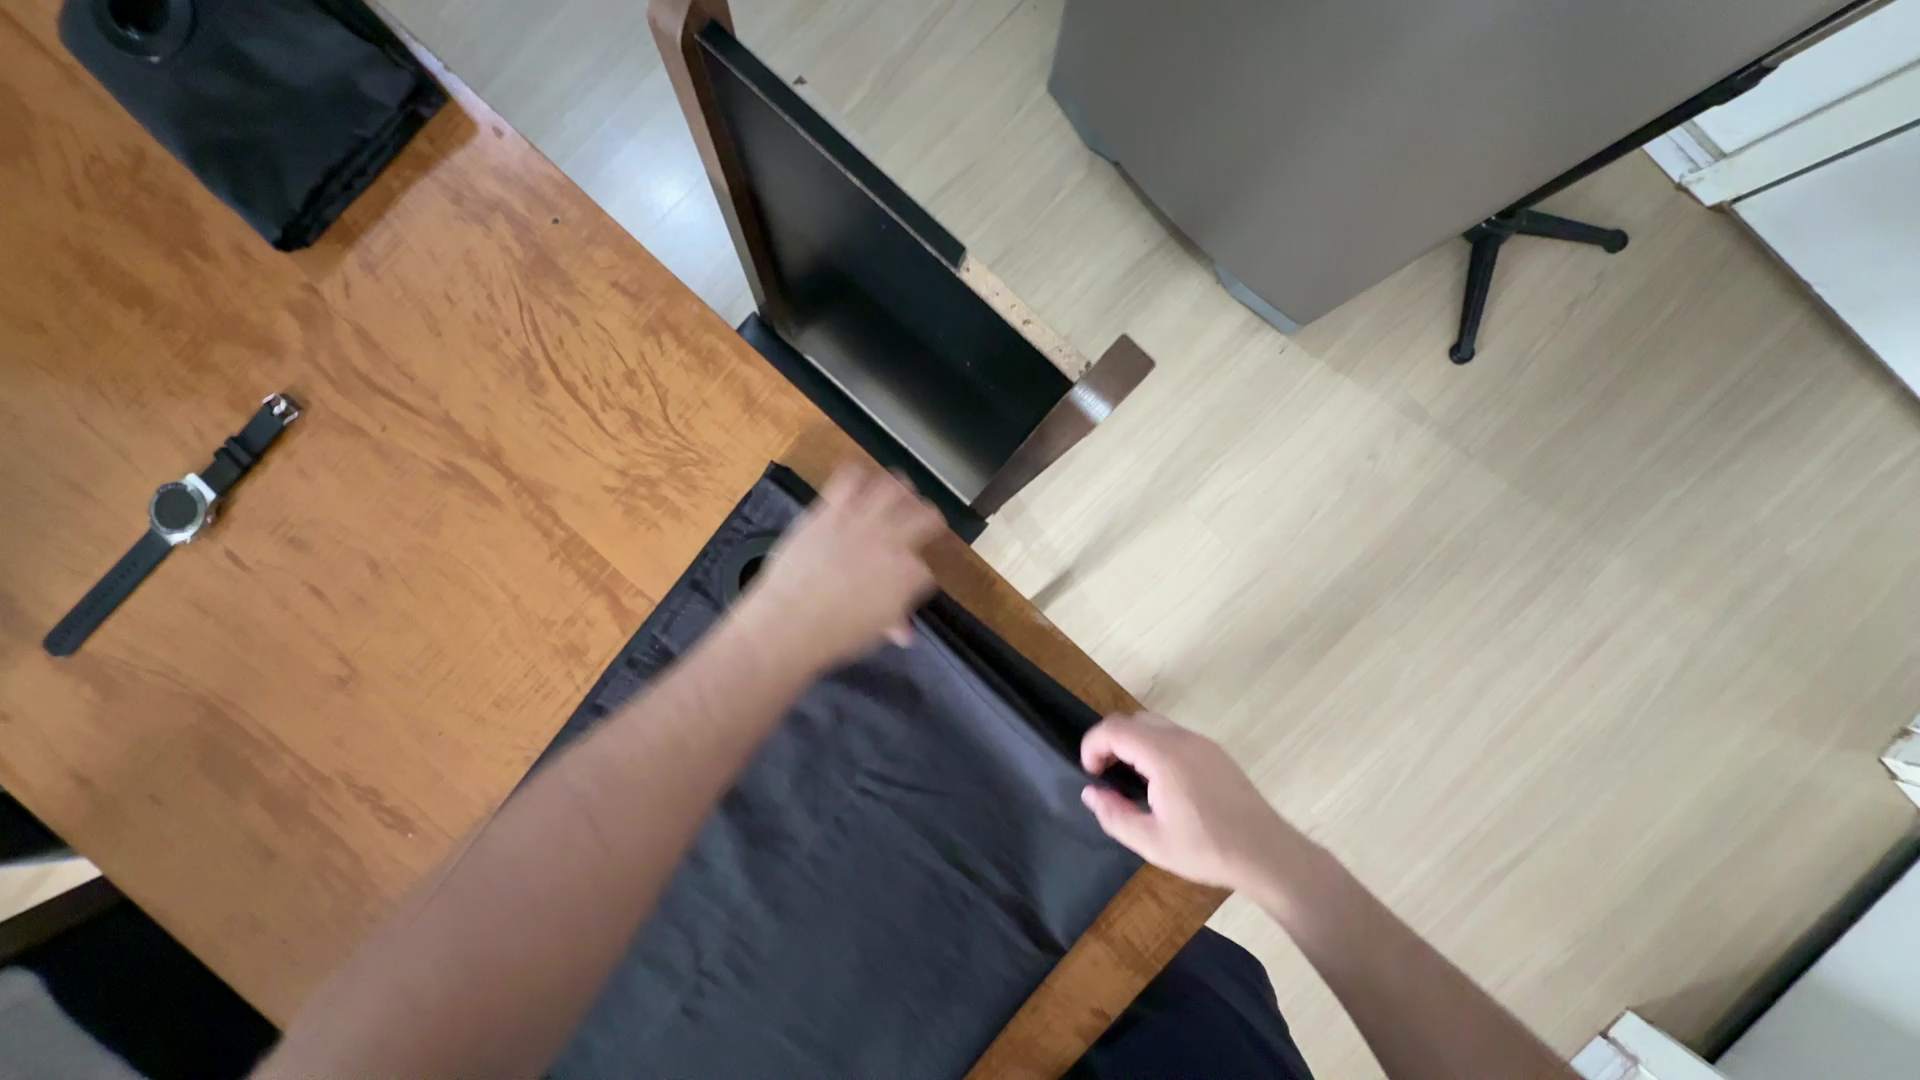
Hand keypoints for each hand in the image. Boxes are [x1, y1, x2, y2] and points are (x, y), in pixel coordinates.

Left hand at [733, 464, 942, 672]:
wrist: (790, 622)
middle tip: (923, 517)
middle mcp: (892, 541)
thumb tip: (903, 629)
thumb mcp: (873, 632)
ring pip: (894, 487)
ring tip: (899, 489)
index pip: (925, 566)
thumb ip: (892, 620)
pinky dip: (857, 476)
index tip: (911, 573)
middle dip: (927, 517)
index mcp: (909, 574)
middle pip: (926, 516)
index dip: (918, 569)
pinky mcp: (831, 511)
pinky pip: (850, 478)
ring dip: (900, 488)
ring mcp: (861, 522)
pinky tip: (858, 482)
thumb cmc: (834, 635)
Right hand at [1080, 712, 1302, 892]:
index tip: (1091, 774)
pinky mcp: (1216, 753)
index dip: (1093, 745)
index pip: (1115, 729)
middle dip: (1111, 741)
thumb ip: (1114, 815)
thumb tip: (1091, 793)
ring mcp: (1203, 743)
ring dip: (1134, 743)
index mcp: (1165, 756)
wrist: (1267, 853)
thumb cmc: (1207, 849)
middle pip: (1134, 720)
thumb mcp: (1152, 842)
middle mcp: (1183, 739)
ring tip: (1132, 781)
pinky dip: (1156, 747)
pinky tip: (1162, 783)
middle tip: (1107, 775)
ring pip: (1156, 725)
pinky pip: (1175, 736)